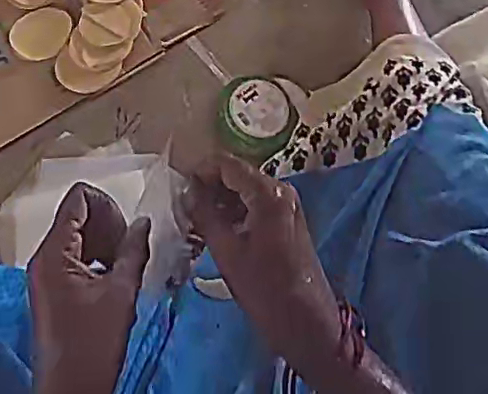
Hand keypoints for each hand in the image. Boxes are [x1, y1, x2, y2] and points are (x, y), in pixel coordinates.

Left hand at [27, 183, 150, 393]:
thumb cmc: (93, 344)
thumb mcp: (121, 292)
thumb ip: (133, 249)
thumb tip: (143, 221)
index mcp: (54, 252)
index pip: (79, 198)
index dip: (107, 204)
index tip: (125, 228)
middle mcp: (43, 257)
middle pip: (77, 214)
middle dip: (107, 223)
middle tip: (128, 247)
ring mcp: (44, 274)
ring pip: (77, 234)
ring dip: (104, 240)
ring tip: (123, 263)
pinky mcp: (51, 289)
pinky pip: (74, 255)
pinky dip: (95, 256)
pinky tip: (113, 276)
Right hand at [185, 153, 342, 382]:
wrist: (308, 323)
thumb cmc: (265, 288)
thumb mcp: (227, 252)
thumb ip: (204, 215)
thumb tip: (187, 192)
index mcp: (267, 192)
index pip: (227, 164)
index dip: (201, 171)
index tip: (180, 187)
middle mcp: (280, 188)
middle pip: (237, 174)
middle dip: (210, 186)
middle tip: (185, 207)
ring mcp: (286, 202)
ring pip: (245, 189)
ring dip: (221, 199)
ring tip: (197, 220)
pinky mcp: (287, 218)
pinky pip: (256, 203)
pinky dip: (236, 210)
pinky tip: (218, 229)